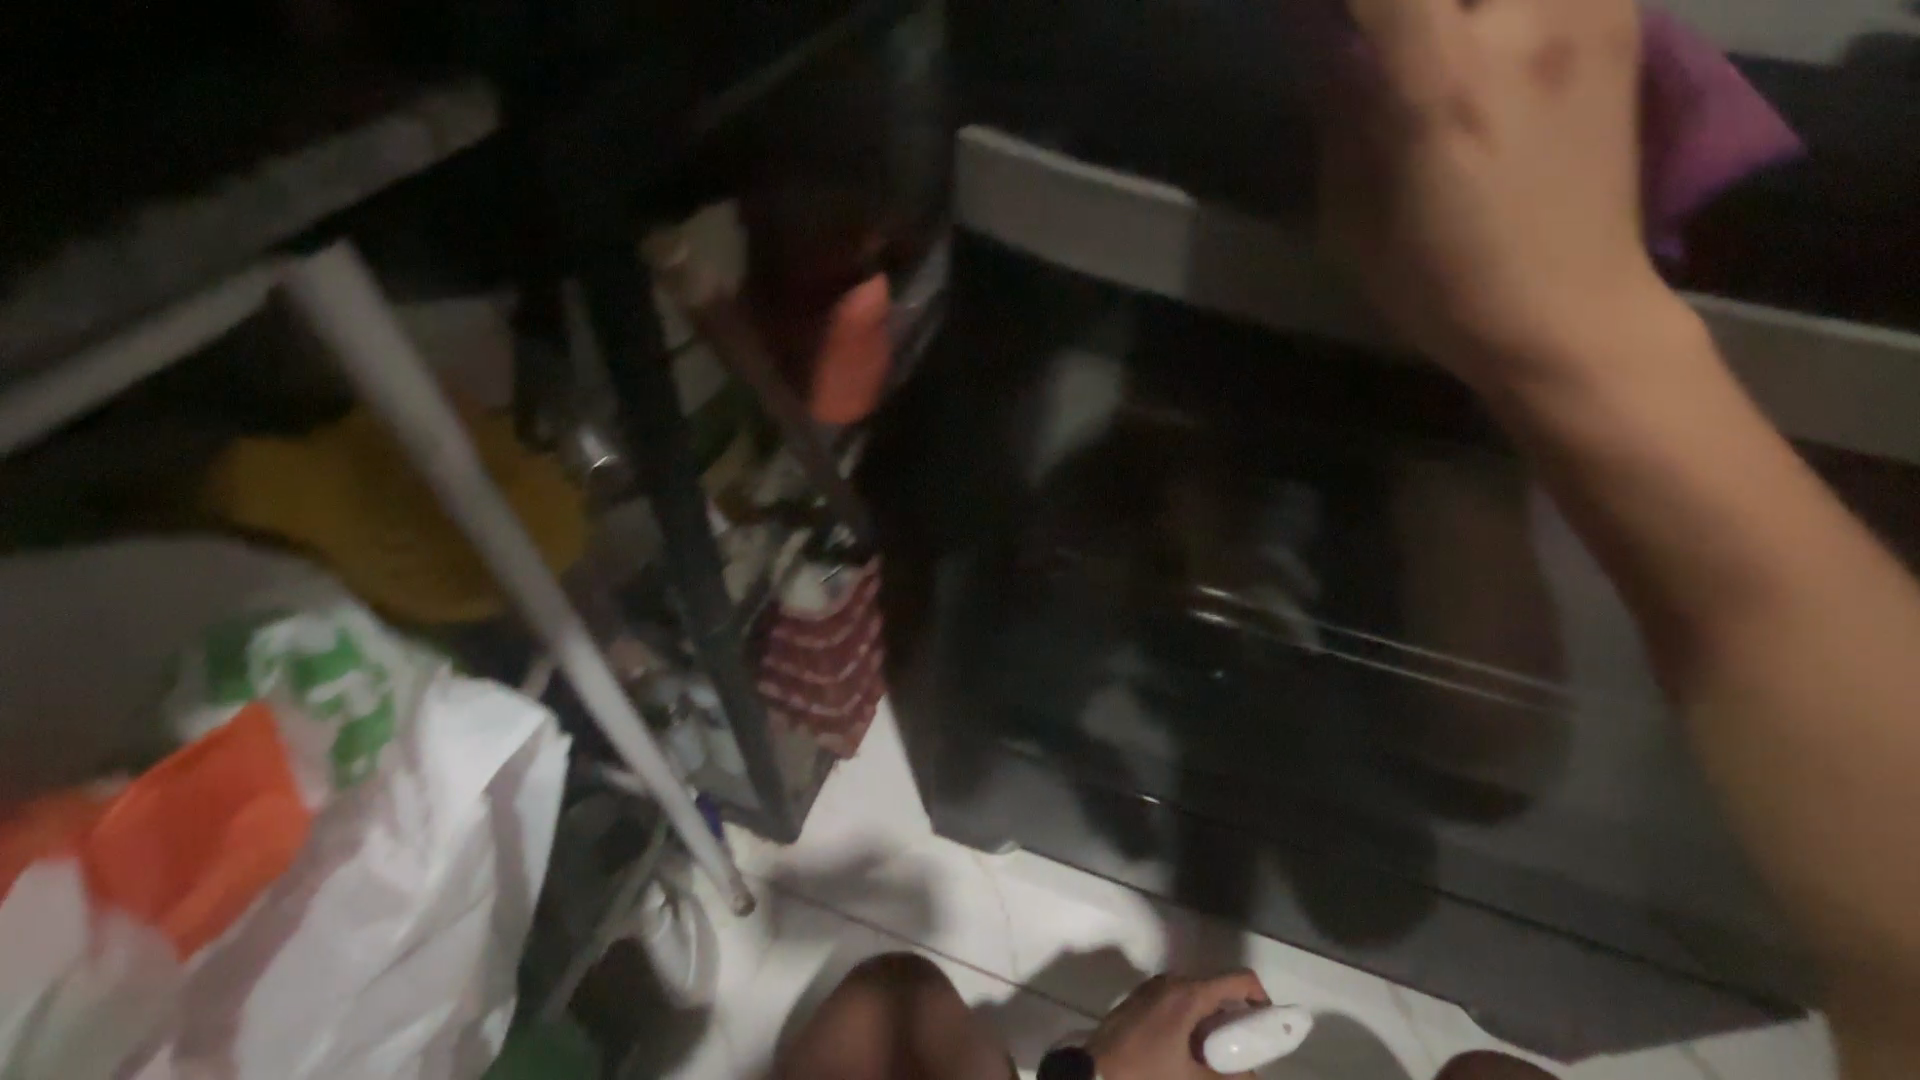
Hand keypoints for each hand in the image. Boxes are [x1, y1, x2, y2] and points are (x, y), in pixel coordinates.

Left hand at [1085, 971, 1270, 1079]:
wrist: (1093, 1073)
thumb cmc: (1144, 1074)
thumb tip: (1254, 1077)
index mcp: (1188, 994)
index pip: (1238, 979)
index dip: (1261, 998)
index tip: (1267, 1027)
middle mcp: (1172, 981)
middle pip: (1217, 989)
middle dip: (1236, 1017)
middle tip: (1243, 1051)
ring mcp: (1153, 988)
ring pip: (1196, 996)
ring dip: (1212, 1021)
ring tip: (1217, 1056)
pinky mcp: (1140, 999)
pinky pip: (1177, 1001)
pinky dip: (1192, 1020)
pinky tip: (1189, 1051)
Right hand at [1316, 0, 1680, 389]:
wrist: (1569, 313)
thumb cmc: (1442, 286)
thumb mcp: (1354, 220)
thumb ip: (1341, 117)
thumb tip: (1330, 47)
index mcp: (1442, 82)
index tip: (1317, 17)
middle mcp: (1528, 19)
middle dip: (1402, 1)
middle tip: (1384, 28)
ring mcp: (1591, 7)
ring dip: (1459, 5)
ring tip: (1434, 36)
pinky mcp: (1624, 17)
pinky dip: (1508, 5)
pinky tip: (1493, 31)